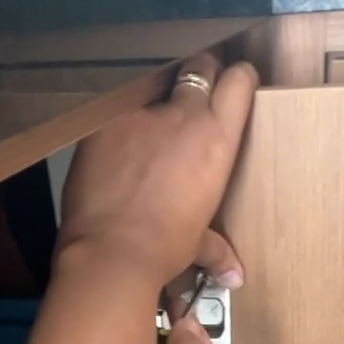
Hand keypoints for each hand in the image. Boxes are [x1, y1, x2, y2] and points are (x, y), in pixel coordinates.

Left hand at [57, 52, 258, 288]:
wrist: (112, 254)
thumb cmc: (164, 250)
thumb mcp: (195, 245)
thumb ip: (217, 250)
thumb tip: (234, 276)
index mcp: (216, 140)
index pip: (239, 81)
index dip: (238, 80)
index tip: (235, 88)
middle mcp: (182, 116)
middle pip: (199, 67)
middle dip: (200, 75)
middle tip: (194, 96)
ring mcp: (141, 115)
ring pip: (154, 88)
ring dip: (155, 103)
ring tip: (148, 131)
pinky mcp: (104, 123)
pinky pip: (116, 112)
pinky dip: (119, 126)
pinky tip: (114, 150)